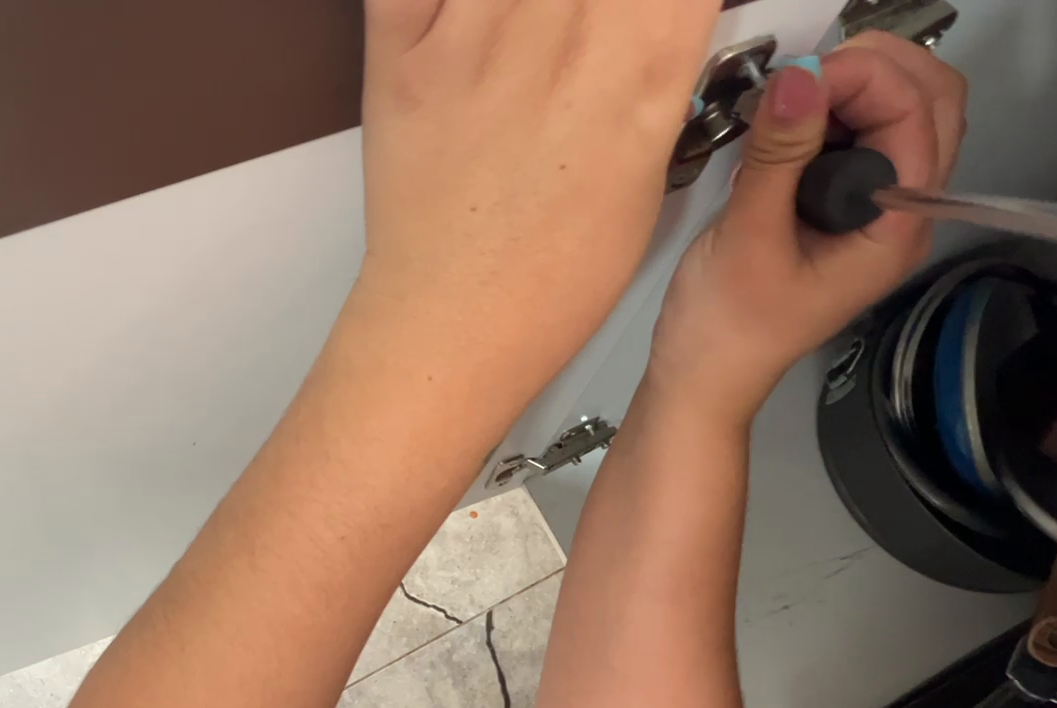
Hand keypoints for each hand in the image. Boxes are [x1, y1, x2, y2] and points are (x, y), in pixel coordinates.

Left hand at [352, 0, 722, 398]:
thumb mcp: (648, 178)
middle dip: (586, 4)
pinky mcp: (401, 55)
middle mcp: (564, 27)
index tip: (637, 17)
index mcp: (645, 57)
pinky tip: (459, 21)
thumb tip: (654, 21)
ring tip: (518, 47)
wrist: (455, 326)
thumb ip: (655, 75)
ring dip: (517, 7)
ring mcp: (473, 34)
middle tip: (573, 39)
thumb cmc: (550, 282)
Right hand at [646, 33, 967, 423]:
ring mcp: (868, 214)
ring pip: (892, 119)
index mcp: (892, 226)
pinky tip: (783, 131)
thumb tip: (799, 73)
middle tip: (796, 78)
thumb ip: (777, 156)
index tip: (795, 78)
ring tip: (785, 102)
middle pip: (924, 105)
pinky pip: (853, 145)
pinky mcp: (835, 216)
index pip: (917, 113)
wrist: (701, 382)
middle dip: (870, 70)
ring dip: (847, 91)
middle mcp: (896, 213)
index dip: (865, 76)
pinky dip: (826, 120)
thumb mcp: (745, 240)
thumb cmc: (723, 329)